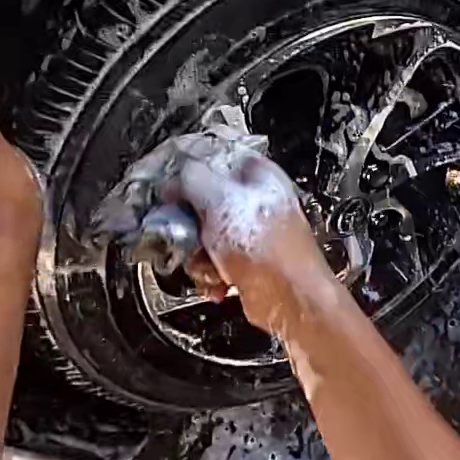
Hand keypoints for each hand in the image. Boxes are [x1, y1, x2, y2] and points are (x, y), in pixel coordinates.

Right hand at [168, 141, 335, 336]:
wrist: (289, 297)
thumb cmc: (269, 249)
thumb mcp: (221, 202)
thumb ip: (193, 180)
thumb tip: (173, 179)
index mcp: (259, 176)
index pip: (214, 162)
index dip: (187, 176)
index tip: (169, 191)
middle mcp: (256, 202)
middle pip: (201, 205)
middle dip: (190, 228)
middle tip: (193, 237)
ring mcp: (251, 232)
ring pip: (202, 237)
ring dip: (199, 258)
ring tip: (214, 265)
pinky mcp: (245, 260)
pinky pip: (211, 262)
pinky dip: (210, 276)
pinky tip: (221, 282)